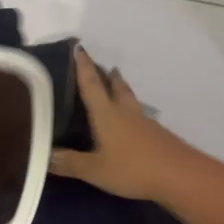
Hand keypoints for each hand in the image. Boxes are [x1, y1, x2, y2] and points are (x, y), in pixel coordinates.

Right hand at [49, 46, 197, 201]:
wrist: (178, 174)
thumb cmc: (132, 168)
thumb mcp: (95, 170)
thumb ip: (70, 162)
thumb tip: (44, 154)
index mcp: (107, 115)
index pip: (91, 86)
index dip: (84, 68)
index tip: (80, 49)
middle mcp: (126, 112)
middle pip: (116, 87)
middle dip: (107, 76)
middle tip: (103, 66)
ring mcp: (145, 122)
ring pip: (130, 99)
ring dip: (121, 89)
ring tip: (116, 83)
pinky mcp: (157, 135)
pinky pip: (139, 115)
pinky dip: (131, 110)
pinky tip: (131, 120)